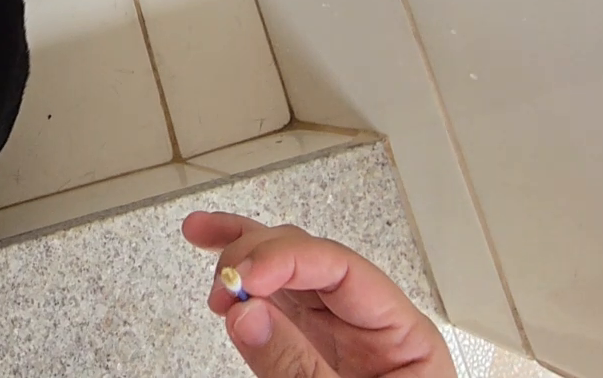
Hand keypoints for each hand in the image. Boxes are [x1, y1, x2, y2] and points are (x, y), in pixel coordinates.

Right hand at [183, 212, 453, 377]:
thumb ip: (299, 371)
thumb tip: (246, 314)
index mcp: (401, 337)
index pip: (339, 268)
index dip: (286, 258)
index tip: (244, 279)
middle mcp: (366, 323)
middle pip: (307, 258)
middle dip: (258, 257)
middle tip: (222, 284)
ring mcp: (334, 332)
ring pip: (284, 265)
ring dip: (239, 249)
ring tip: (200, 237)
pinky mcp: (307, 346)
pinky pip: (271, 296)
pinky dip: (241, 276)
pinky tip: (212, 248)